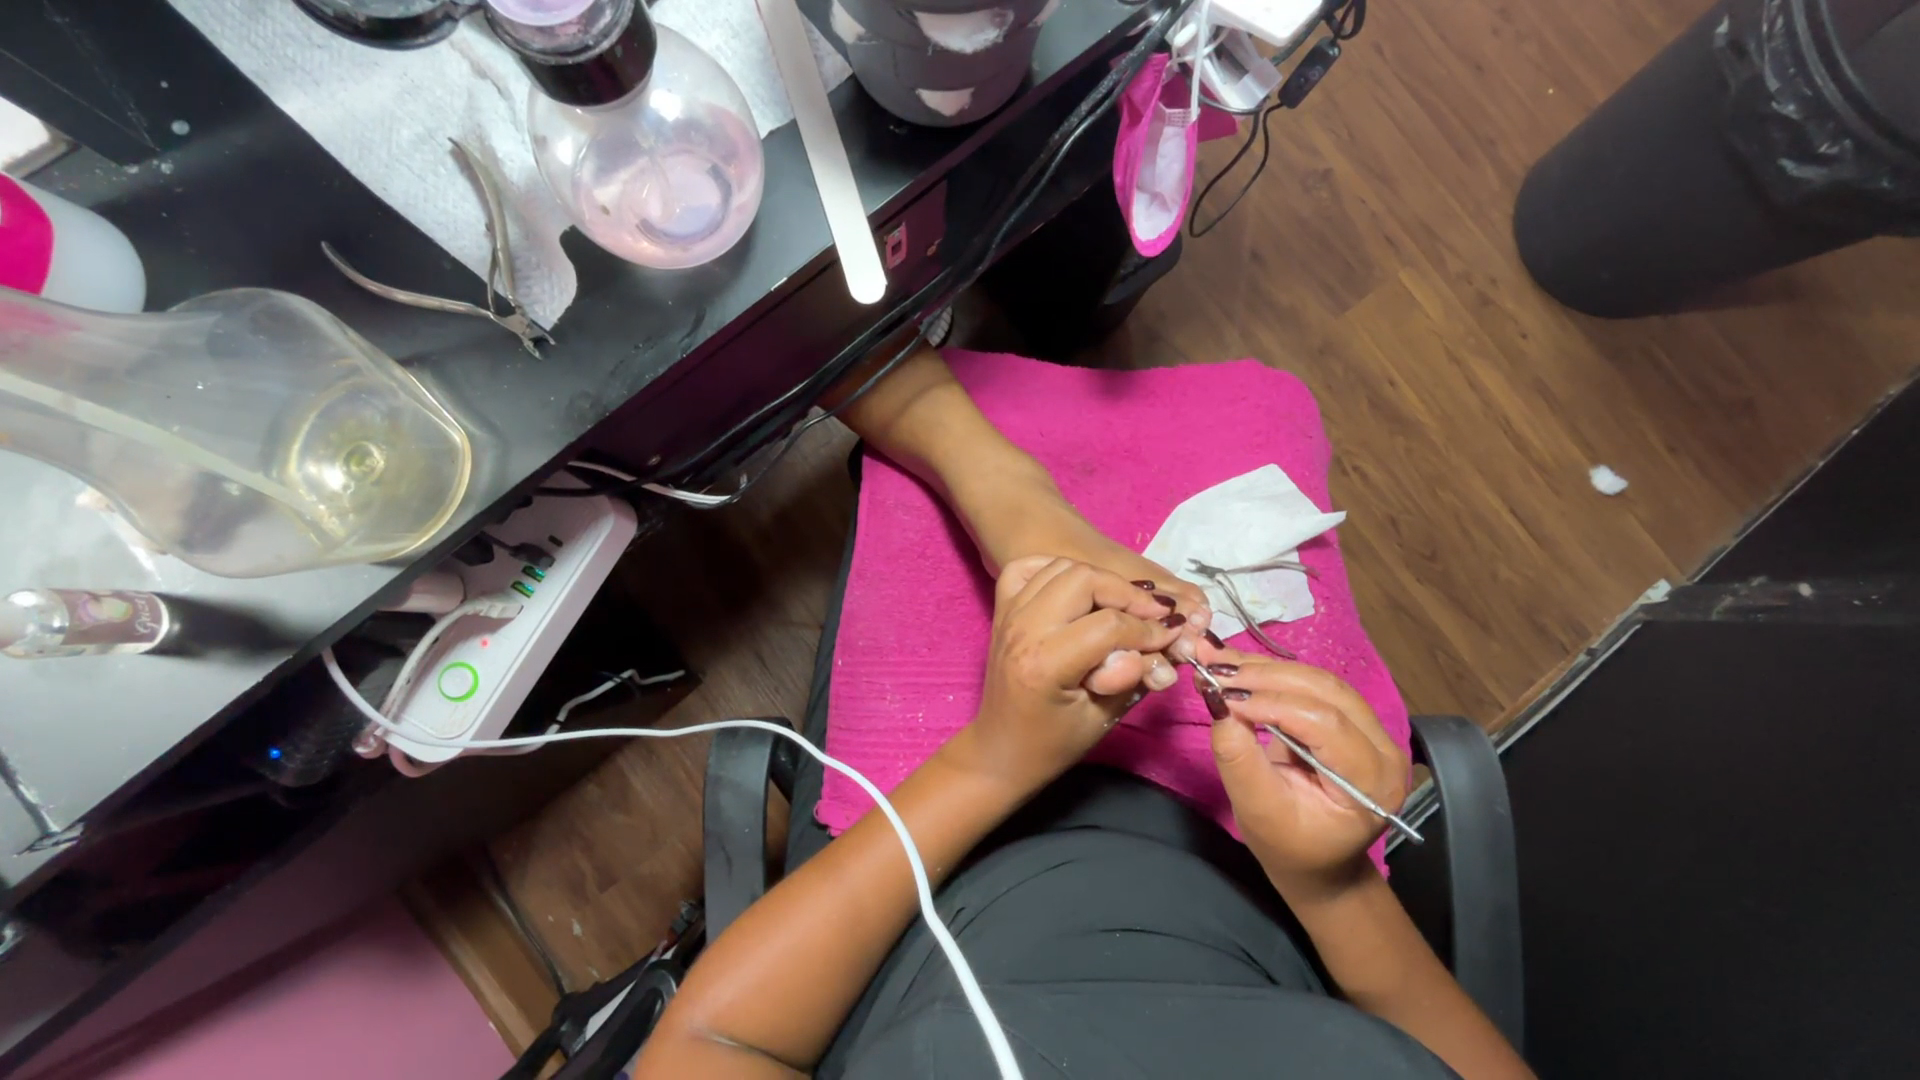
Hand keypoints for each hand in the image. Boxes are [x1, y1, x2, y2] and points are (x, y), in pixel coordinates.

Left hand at [949, 557, 1186, 794]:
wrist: (1001, 749)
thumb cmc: (1054, 742)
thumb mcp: (1103, 716)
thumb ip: (1136, 674)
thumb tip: (1168, 641)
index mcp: (1045, 663)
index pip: (1109, 624)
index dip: (1149, 630)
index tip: (1172, 638)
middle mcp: (1023, 629)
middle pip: (1084, 578)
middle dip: (1127, 594)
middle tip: (1151, 616)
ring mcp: (1009, 614)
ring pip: (1062, 566)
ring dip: (1099, 580)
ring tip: (1122, 606)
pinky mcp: (1002, 608)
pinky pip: (1030, 567)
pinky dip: (1058, 570)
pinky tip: (1079, 591)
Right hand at [1201, 650, 1410, 900]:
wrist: (1317, 862)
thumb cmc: (1290, 847)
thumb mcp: (1258, 811)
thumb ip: (1239, 760)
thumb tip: (1217, 703)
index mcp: (1371, 781)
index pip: (1323, 722)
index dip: (1270, 702)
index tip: (1219, 693)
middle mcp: (1383, 747)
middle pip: (1324, 690)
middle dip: (1264, 675)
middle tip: (1212, 667)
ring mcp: (1372, 730)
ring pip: (1316, 680)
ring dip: (1263, 667)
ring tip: (1216, 659)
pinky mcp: (1351, 719)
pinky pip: (1310, 685)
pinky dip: (1270, 673)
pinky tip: (1235, 664)